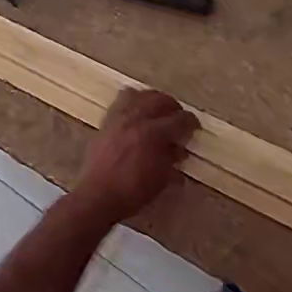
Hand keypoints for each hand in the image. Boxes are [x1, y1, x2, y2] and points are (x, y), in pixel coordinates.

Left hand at [69, 89, 198, 221]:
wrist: (97, 196)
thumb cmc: (132, 192)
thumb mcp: (161, 179)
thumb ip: (172, 159)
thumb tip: (179, 150)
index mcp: (154, 134)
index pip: (180, 120)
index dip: (191, 123)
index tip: (194, 127)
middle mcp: (136, 119)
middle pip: (160, 99)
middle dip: (174, 107)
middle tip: (178, 118)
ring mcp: (119, 118)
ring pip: (140, 94)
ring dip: (153, 99)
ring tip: (158, 110)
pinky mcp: (106, 122)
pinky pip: (121, 101)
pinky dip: (132, 102)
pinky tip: (136, 113)